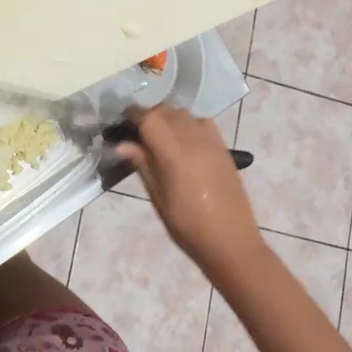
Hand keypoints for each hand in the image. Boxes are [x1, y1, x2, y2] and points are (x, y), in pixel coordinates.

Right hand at [112, 105, 263, 275]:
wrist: (230, 240)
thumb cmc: (187, 226)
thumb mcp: (158, 197)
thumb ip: (142, 164)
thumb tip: (121, 144)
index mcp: (174, 154)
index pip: (149, 118)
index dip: (133, 116)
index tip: (121, 124)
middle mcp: (194, 139)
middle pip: (166, 110)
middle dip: (149, 116)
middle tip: (137, 135)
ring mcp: (212, 141)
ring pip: (183, 114)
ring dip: (168, 118)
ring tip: (160, 139)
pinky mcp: (223, 147)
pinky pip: (201, 123)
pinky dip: (187, 124)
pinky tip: (183, 144)